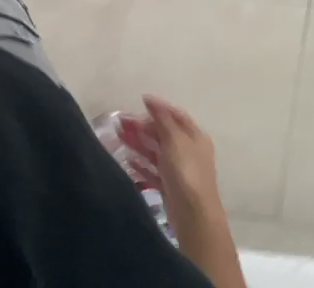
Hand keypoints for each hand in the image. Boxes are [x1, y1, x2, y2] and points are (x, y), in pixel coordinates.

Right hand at [121, 95, 222, 214]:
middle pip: (163, 133)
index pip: (175, 116)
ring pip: (156, 151)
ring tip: (119, 137)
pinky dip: (142, 164)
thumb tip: (149, 99)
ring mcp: (179, 169)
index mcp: (194, 137)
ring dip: (138, 143)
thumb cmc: (186, 171)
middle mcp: (188, 151)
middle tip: (121, 123)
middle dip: (142, 126)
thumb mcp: (174, 139)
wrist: (193, 214)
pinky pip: (153, 171)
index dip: (158, 108)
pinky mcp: (170, 186)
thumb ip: (161, 118)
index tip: (139, 102)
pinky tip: (129, 161)